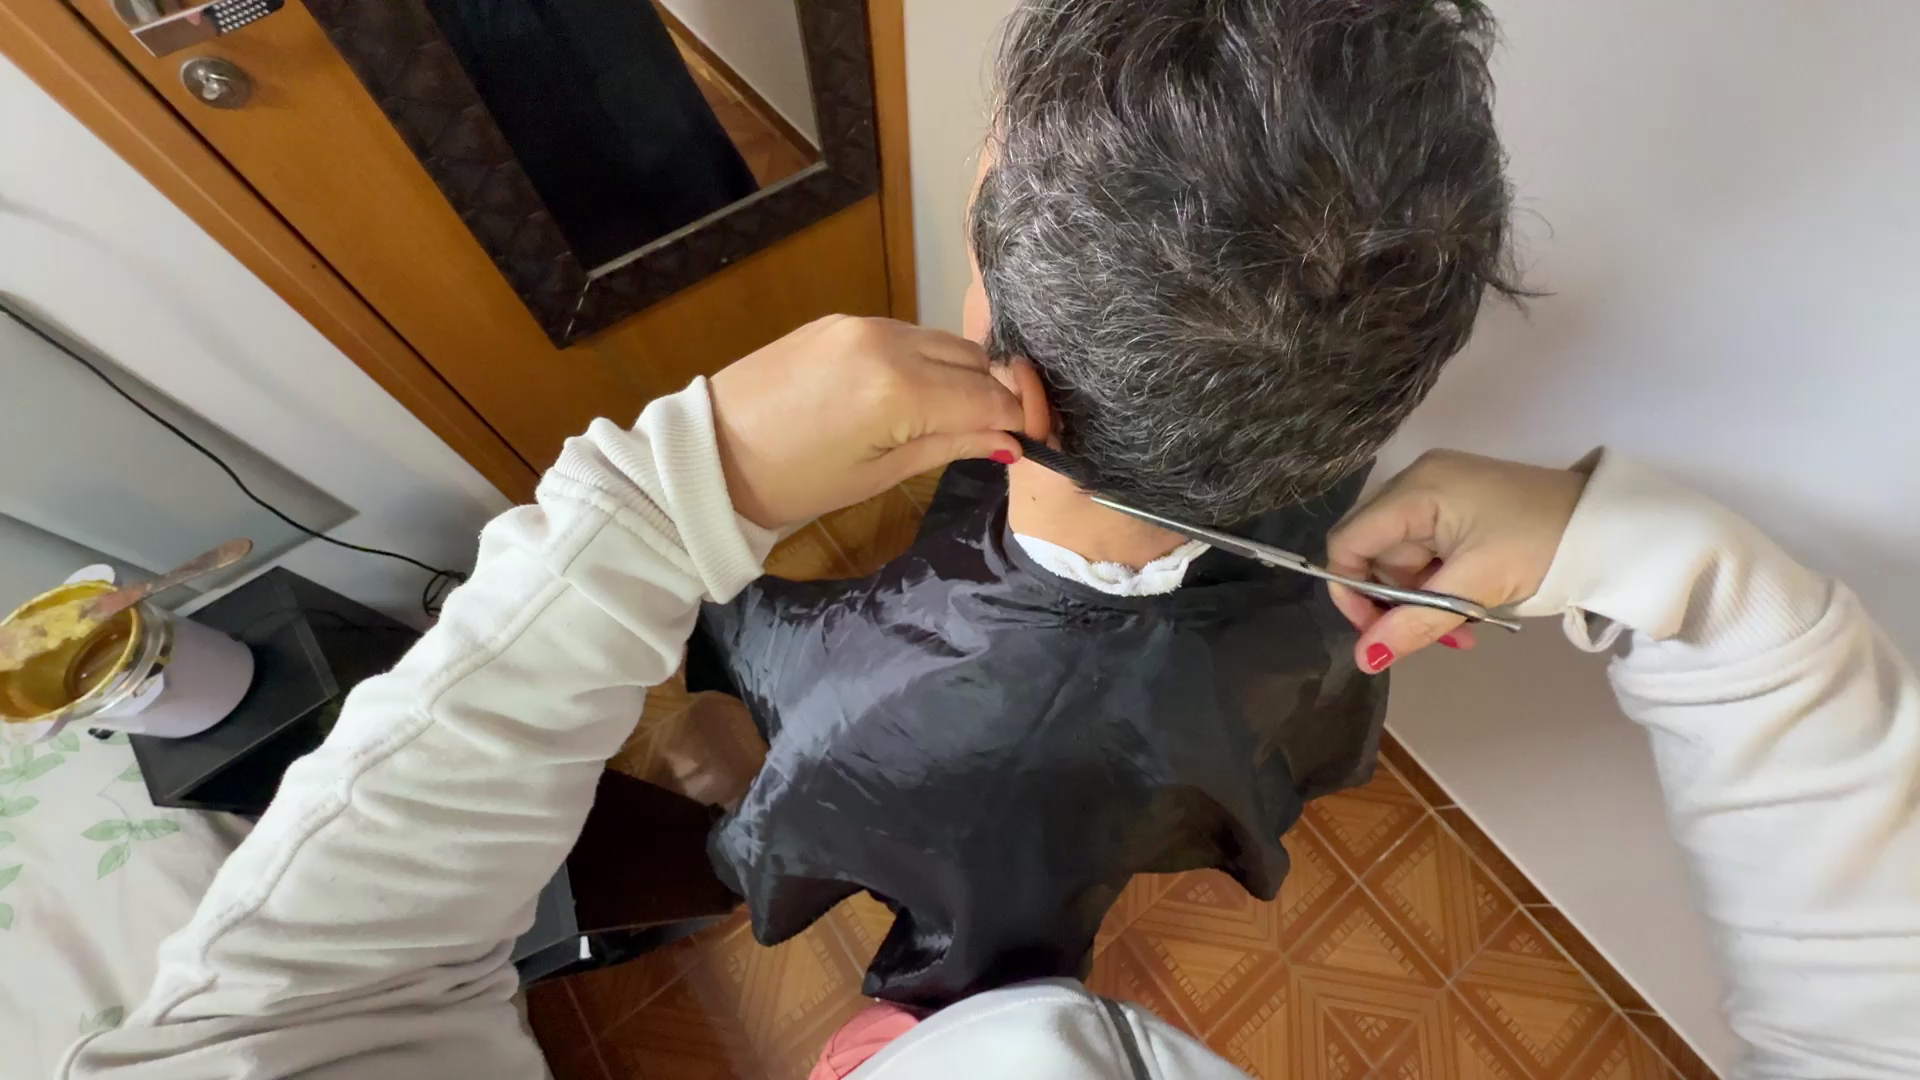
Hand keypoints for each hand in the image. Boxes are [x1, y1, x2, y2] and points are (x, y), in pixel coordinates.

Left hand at [708, 316, 1026, 527]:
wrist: (712, 454)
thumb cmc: (796, 484)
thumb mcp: (881, 474)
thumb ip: (951, 446)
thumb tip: (1011, 442)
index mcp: (899, 390)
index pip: (986, 396)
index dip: (1019, 418)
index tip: (1036, 438)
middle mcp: (888, 340)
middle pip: (973, 359)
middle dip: (995, 393)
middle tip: (998, 430)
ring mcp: (862, 323)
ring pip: (942, 342)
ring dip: (961, 375)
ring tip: (956, 414)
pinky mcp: (842, 319)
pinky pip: (907, 335)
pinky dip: (926, 361)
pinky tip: (916, 392)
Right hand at [1325, 450, 1588, 671]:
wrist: (1625, 527)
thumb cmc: (1549, 546)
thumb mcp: (1478, 589)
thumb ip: (1415, 624)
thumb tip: (1365, 660)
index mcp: (1414, 491)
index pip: (1347, 543)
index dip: (1350, 590)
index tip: (1379, 630)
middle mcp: (1414, 481)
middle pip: (1372, 551)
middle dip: (1397, 599)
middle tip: (1437, 633)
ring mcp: (1436, 489)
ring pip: (1398, 556)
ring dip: (1423, 597)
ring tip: (1465, 626)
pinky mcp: (1455, 502)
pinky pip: (1423, 547)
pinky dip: (1438, 580)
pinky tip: (1468, 600)